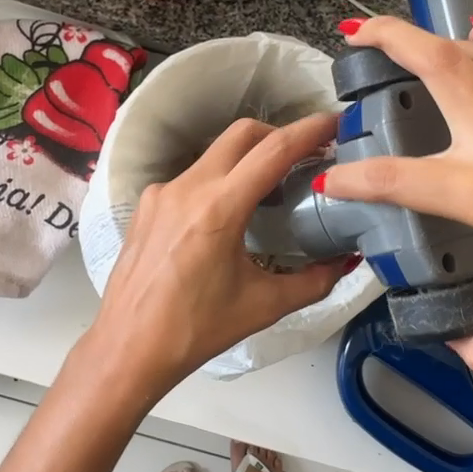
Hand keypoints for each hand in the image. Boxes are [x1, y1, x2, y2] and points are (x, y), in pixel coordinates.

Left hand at [85, 114, 354, 391]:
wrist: (127, 349)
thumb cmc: (195, 330)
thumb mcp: (264, 306)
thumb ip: (314, 280)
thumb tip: (345, 261)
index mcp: (219, 208)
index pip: (274, 151)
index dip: (309, 131)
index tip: (334, 122)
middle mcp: (187, 188)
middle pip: (242, 135)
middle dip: (278, 135)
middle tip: (306, 155)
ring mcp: (161, 192)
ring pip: (215, 154)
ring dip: (248, 160)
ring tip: (272, 189)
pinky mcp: (146, 205)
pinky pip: (192, 177)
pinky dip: (220, 181)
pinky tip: (230, 213)